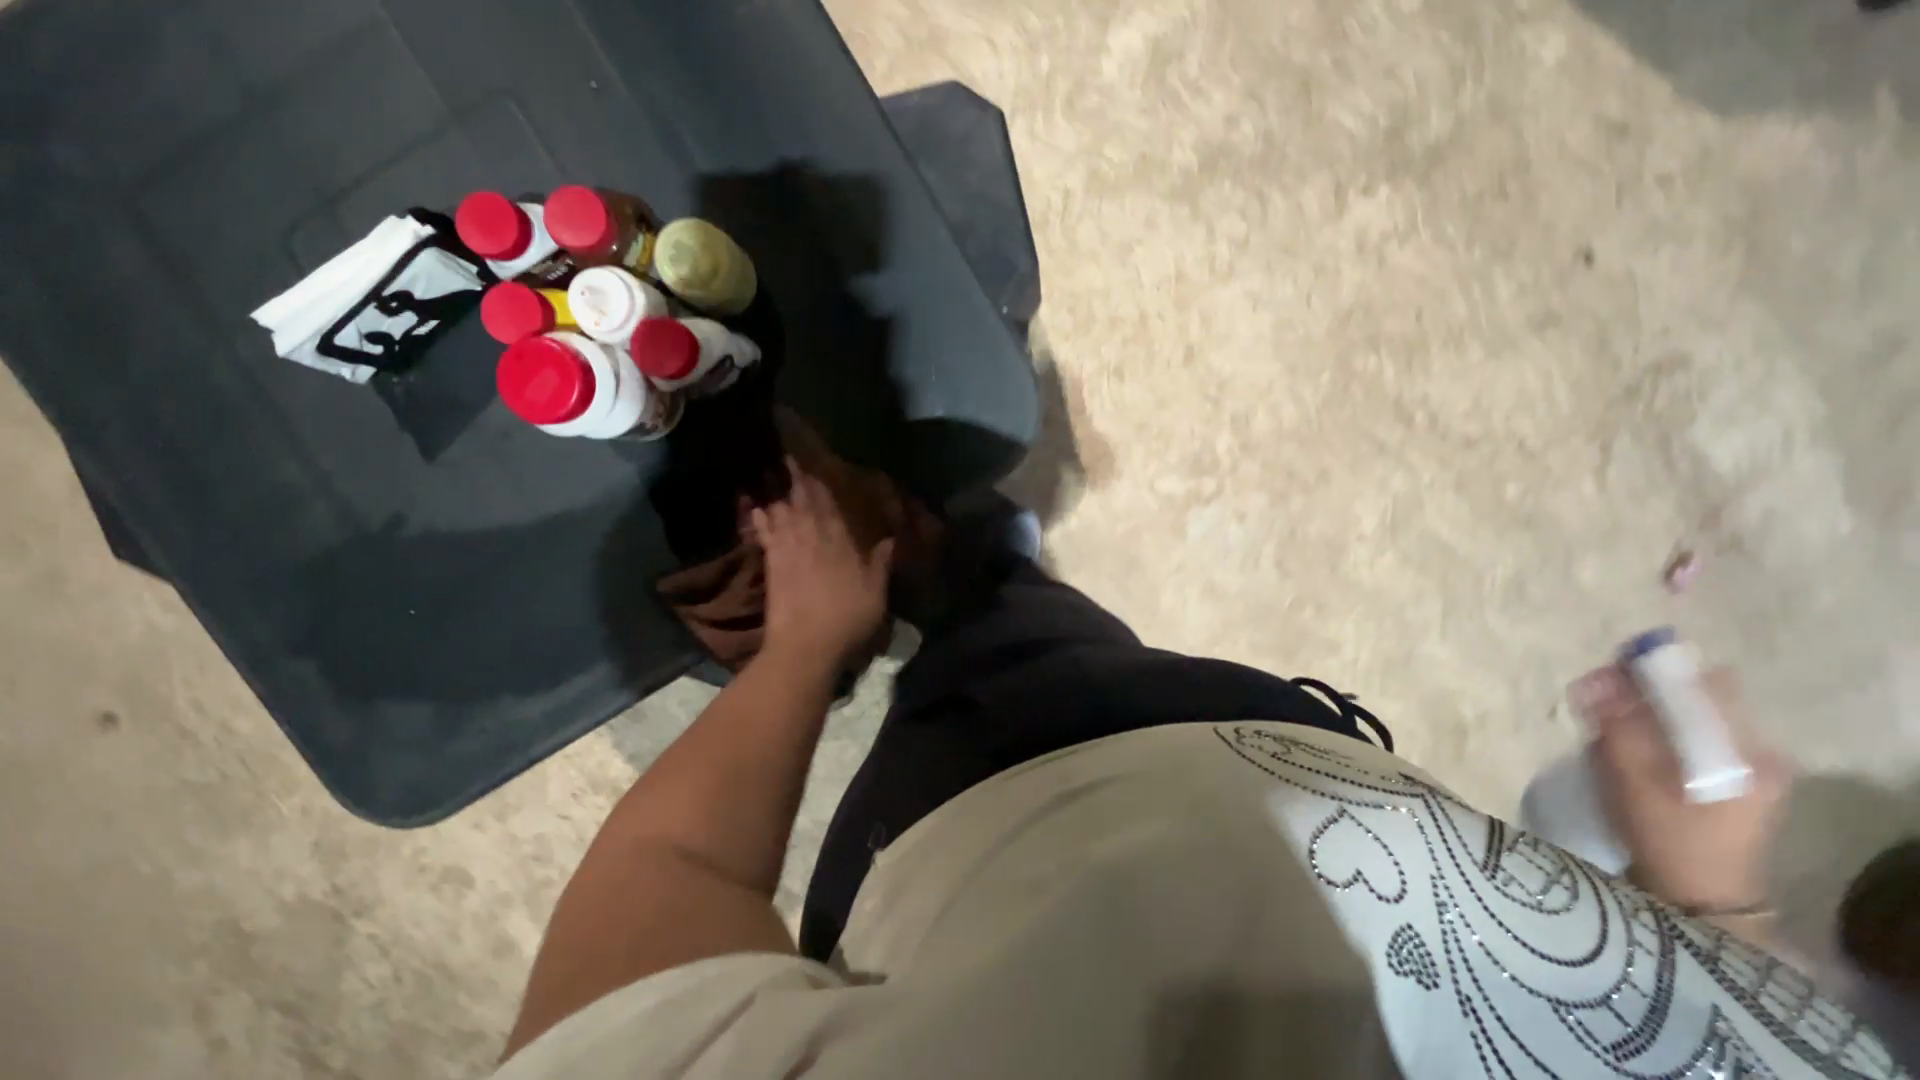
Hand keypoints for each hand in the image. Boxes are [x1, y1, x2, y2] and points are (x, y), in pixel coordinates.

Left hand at [751, 459, 894, 671]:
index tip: (812, 461)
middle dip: (795, 479)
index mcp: (838, 540)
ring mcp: (786, 550)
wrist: (805, 646)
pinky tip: (757, 508)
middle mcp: (810, 536)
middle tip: (788, 458)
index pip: (826, 502)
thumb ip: (881, 563)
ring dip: (778, 495)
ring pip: (781, 512)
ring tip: (772, 477)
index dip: (818, 480)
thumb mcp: (876, 592)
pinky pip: (764, 533)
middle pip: (801, 501)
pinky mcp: (770, 565)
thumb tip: (891, 538)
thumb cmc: (847, 618)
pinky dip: (760, 518)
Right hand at [1571, 664, 1790, 912]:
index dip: (1652, 672)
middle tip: (1593, 707)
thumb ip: (1615, 726)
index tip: (1607, 677)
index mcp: (1744, 750)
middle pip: (1694, 700)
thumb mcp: (1632, 780)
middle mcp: (1757, 753)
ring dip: (1643, 718)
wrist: (1698, 905)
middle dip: (1639, 696)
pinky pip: (1689, 743)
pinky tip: (1627, 756)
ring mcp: (1748, 773)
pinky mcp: (1733, 788)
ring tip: (1603, 735)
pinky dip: (1655, 739)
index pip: (1702, 683)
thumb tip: (1596, 681)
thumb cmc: (1667, 840)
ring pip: (1688, 721)